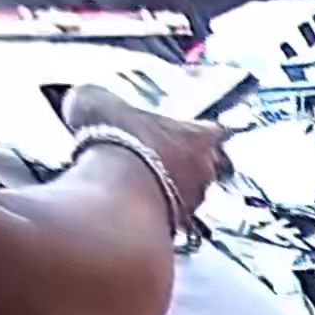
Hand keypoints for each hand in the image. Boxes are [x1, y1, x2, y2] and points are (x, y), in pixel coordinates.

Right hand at [62, 85, 224, 228]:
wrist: (121, 182)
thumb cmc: (118, 134)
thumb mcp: (100, 99)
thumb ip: (108, 101)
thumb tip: (102, 102)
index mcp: (199, 136)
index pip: (213, 130)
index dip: (206, 130)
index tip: (203, 129)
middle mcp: (208, 167)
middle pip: (210, 162)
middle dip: (189, 157)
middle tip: (163, 151)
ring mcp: (200, 194)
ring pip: (194, 185)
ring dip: (174, 180)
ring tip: (144, 173)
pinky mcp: (185, 215)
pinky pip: (176, 206)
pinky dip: (161, 199)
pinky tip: (137, 194)